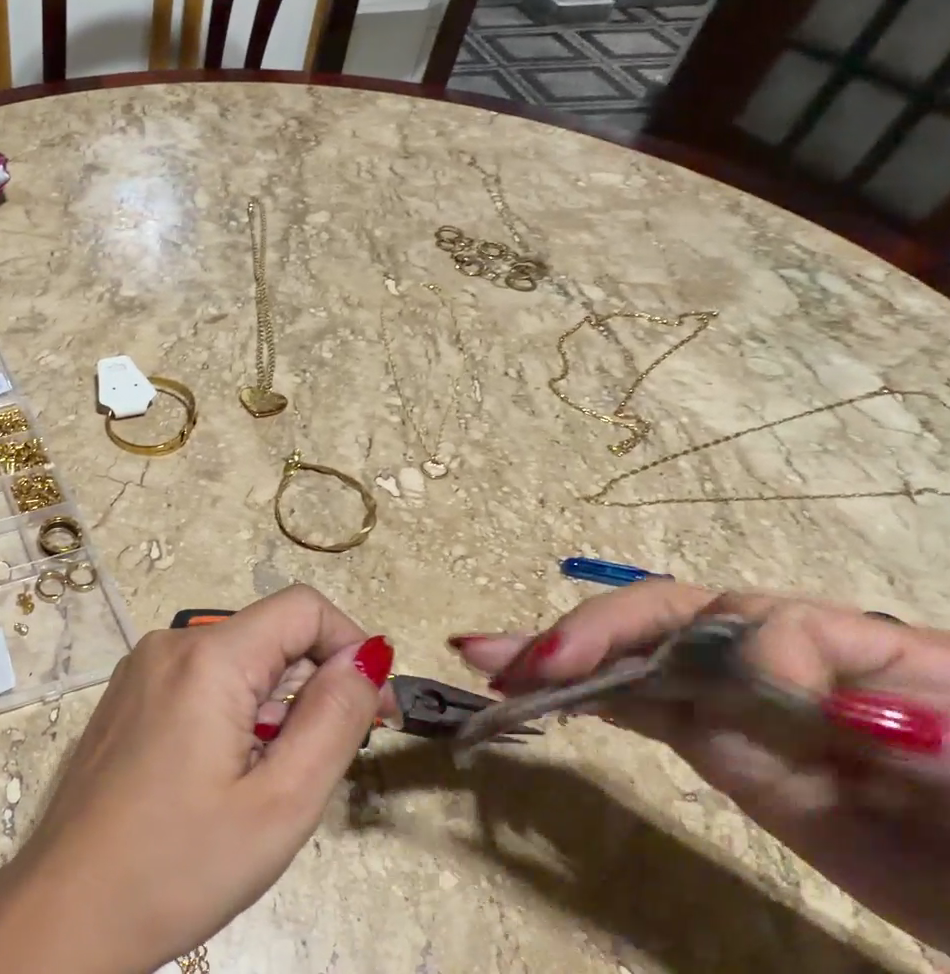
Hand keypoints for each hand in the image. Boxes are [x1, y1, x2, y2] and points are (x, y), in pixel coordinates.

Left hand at [0, 585, 393, 972]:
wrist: (70, 906)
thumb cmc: (180, 864)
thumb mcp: (281, 802)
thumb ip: (332, 718)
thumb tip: (366, 654)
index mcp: (204, 658)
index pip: (301, 607)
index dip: (352, 648)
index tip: (372, 715)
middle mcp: (165, 646)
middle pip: (266, 636)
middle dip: (312, 686)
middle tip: (321, 767)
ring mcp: (137, 672)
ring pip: (233, 664)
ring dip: (272, 708)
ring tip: (267, 786)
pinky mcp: (124, 701)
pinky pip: (197, 685)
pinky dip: (231, 716)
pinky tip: (224, 780)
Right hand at [450, 581, 949, 950]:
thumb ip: (882, 696)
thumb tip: (770, 673)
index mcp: (846, 643)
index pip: (760, 620)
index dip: (740, 649)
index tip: (771, 709)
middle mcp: (774, 658)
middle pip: (666, 622)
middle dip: (590, 633)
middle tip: (522, 662)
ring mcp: (736, 701)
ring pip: (630, 659)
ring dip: (553, 656)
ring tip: (481, 656)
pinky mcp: (711, 742)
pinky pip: (631, 704)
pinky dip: (574, 692)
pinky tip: (521, 688)